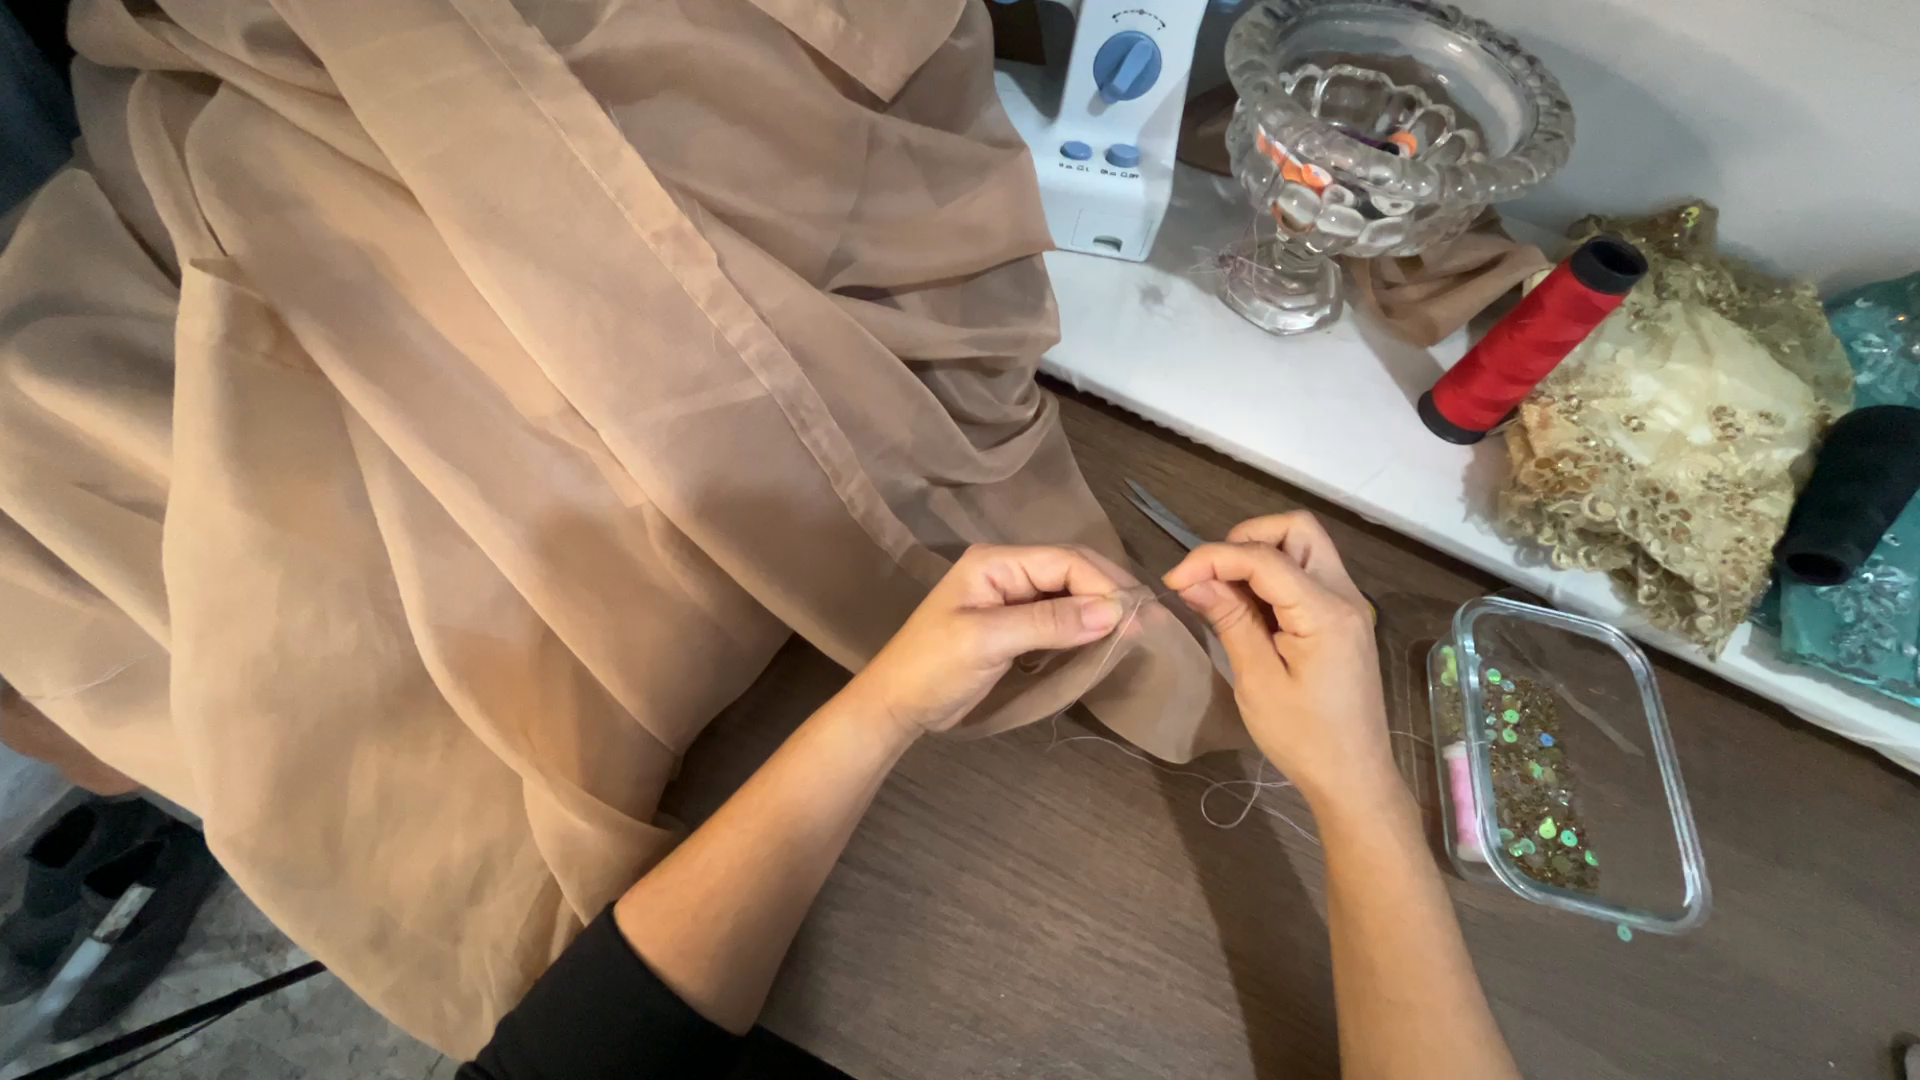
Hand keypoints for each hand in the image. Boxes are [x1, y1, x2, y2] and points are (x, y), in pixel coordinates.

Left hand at [847, 545, 1131, 735]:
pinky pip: (1058, 616)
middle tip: (1148, 623)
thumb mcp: (988, 641)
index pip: (1063, 560)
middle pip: (1070, 571)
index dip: (1102, 583)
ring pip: (1068, 593)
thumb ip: (1050, 622)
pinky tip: (1105, 638)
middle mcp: (1006, 572)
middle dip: (1108, 593)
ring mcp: (1010, 598)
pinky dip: (1083, 626)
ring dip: (1100, 610)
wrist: (897, 706)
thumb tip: (1114, 610)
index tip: (1136, 615)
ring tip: (1136, 631)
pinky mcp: (1014, 625)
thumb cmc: (933, 668)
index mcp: (995, 562)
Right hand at [1162, 512, 1394, 811]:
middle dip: (1244, 540)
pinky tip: (1247, 608)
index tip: (1174, 580)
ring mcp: (1347, 604)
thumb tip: (1192, 579)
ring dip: (1258, 554)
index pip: (1263, 557)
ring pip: (1303, 545)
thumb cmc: (1303, 736)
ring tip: (1225, 592)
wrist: (1353, 777)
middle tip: (1211, 576)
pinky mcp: (1341, 617)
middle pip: (1296, 530)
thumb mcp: (1256, 679)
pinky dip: (1271, 574)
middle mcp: (1344, 595)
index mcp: (1325, 612)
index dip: (1212, 558)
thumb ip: (1228, 619)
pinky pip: (1305, 572)